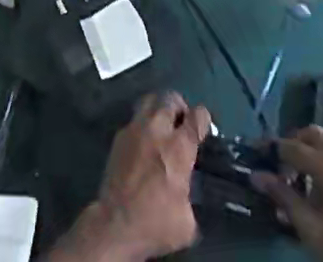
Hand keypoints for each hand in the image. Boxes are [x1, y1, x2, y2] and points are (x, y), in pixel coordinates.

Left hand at [50, 91, 211, 261]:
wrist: (116, 222)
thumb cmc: (157, 223)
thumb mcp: (188, 217)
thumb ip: (191, 192)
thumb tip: (185, 187)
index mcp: (178, 149)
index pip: (196, 117)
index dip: (204, 118)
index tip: (205, 126)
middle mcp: (156, 131)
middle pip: (170, 99)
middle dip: (180, 107)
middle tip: (184, 123)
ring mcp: (133, 129)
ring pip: (149, 101)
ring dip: (160, 108)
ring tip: (166, 125)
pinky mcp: (119, 136)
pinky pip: (135, 118)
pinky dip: (145, 122)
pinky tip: (147, 141)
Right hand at [251, 126, 322, 261]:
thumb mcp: (311, 230)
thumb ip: (283, 197)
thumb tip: (256, 176)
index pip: (294, 147)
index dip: (273, 149)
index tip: (258, 153)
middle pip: (316, 134)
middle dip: (296, 143)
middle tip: (284, 164)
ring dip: (318, 150)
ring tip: (308, 174)